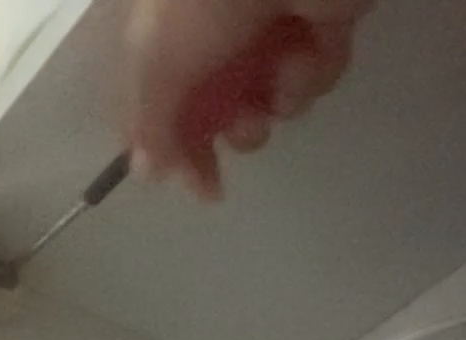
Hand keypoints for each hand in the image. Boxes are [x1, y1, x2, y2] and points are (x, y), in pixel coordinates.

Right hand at [127, 0, 371, 199]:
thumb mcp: (159, 58)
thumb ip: (151, 121)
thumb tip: (146, 174)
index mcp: (167, 28)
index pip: (165, 102)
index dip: (183, 148)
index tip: (203, 186)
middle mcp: (215, 29)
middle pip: (227, 112)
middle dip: (242, 127)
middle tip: (250, 124)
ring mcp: (268, 28)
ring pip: (275, 101)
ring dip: (281, 97)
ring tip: (284, 70)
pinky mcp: (319, 27)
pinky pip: (315, 76)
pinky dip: (314, 69)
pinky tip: (313, 40)